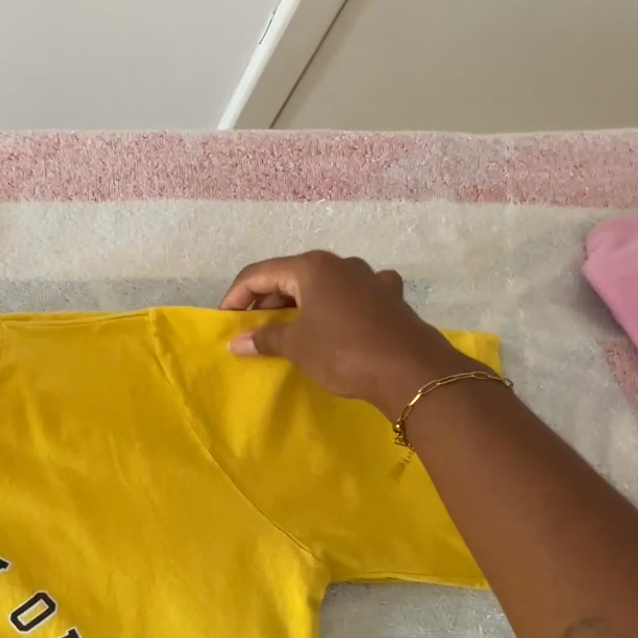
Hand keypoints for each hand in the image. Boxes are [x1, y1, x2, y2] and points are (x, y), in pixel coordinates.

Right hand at [220, 252, 483, 417]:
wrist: (411, 372)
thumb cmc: (343, 351)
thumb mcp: (295, 345)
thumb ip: (263, 338)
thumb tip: (236, 342)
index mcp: (312, 267)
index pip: (258, 274)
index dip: (235, 297)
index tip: (225, 323)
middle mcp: (341, 264)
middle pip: (289, 276)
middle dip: (266, 302)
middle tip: (251, 330)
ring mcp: (369, 278)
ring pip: (321, 286)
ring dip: (298, 305)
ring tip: (286, 330)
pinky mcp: (389, 298)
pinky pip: (351, 296)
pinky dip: (334, 307)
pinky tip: (336, 321)